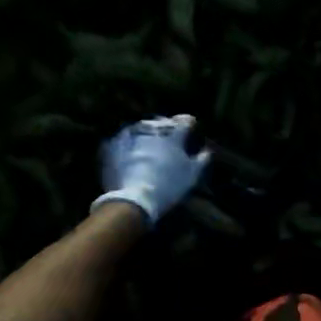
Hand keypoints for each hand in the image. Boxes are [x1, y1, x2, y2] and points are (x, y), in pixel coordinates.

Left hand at [92, 114, 210, 224]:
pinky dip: (126, 142)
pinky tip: (128, 150)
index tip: (190, 128)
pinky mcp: (113, 145)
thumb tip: (207, 151)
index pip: (185, 121)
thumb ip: (201, 161)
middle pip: (161, 122)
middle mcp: (152, 130)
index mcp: (173, 136)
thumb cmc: (168, 187)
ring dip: (145, 132)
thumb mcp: (190, 176)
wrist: (134, 198)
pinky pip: (121, 139)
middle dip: (166, 127)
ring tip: (146, 142)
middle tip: (168, 136)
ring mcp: (130, 135)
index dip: (188, 124)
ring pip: (141, 127)